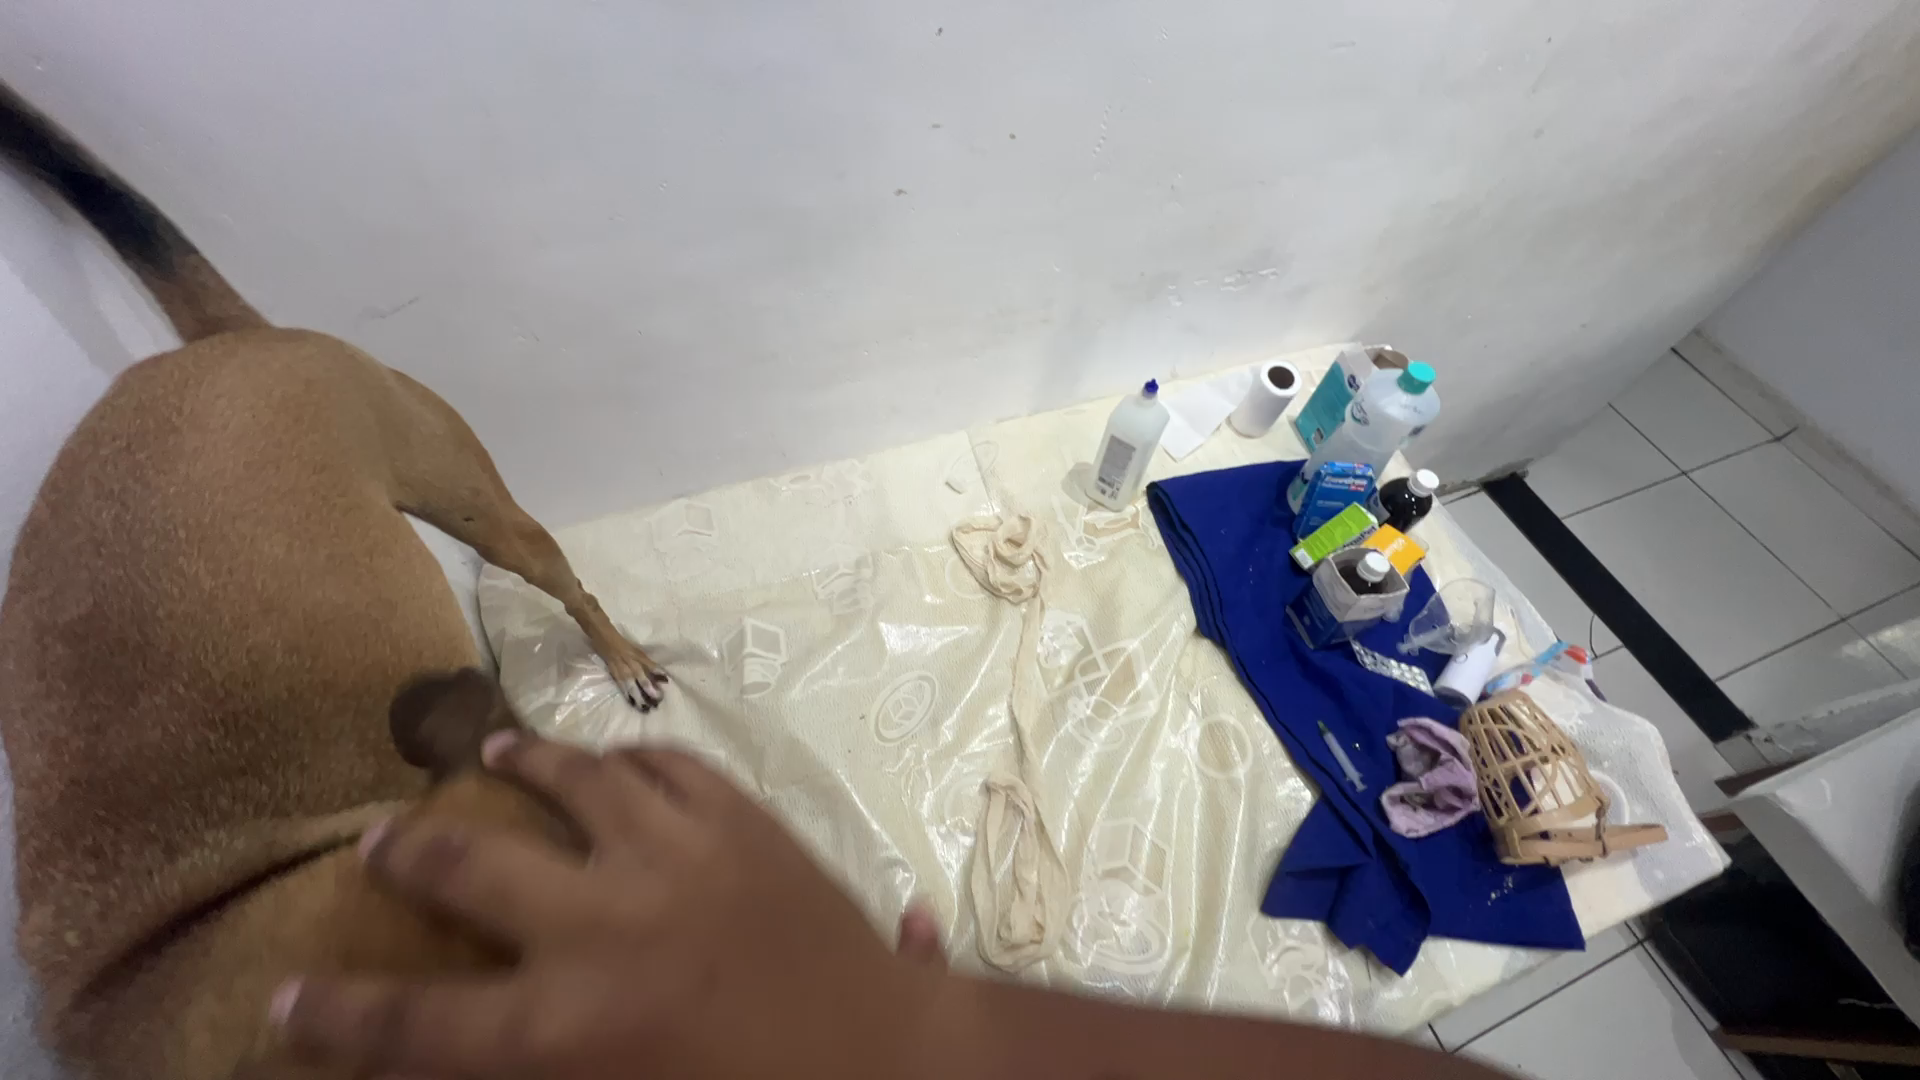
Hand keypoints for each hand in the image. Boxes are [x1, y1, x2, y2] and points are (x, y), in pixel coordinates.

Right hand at [271, 732, 945, 1077]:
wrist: (880, 1048)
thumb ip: (541, 1063)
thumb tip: (474, 1041)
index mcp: (565, 1026)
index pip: (410, 1026)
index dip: (333, 1015)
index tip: (283, 992)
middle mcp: (606, 921)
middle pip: (475, 865)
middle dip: (411, 848)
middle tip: (381, 831)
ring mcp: (678, 850)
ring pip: (578, 777)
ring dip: (526, 758)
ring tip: (489, 746)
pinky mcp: (740, 815)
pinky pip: (669, 764)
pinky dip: (630, 756)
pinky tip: (612, 753)